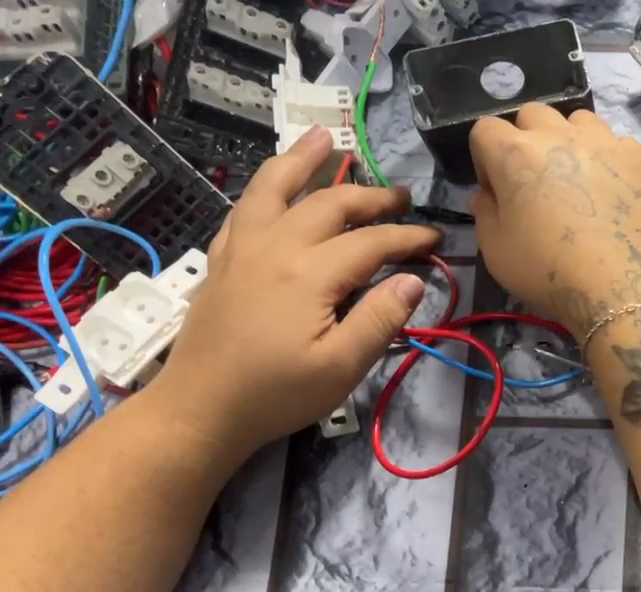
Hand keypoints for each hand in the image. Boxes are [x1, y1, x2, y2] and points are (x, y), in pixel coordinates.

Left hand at [151, 128, 439, 456]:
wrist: (202, 406)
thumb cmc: (278, 394)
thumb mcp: (341, 367)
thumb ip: (379, 320)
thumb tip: (414, 279)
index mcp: (309, 274)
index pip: (371, 243)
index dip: (408, 237)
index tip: (437, 237)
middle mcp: (275, 246)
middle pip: (330, 205)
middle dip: (372, 197)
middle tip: (404, 195)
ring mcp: (242, 247)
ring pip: (276, 188)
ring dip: (305, 161)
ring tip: (326, 137)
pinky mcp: (223, 259)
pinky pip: (246, 206)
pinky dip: (267, 185)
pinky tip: (277, 184)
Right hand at [468, 104, 640, 336]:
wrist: (623, 290)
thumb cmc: (551, 275)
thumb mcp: (498, 254)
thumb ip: (484, 215)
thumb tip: (485, 195)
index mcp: (515, 154)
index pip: (486, 131)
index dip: (486, 160)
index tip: (497, 191)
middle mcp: (558, 135)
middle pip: (533, 117)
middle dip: (527, 142)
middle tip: (538, 184)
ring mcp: (602, 142)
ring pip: (577, 121)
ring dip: (569, 141)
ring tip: (578, 180)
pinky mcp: (637, 158)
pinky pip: (616, 143)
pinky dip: (608, 159)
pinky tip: (612, 191)